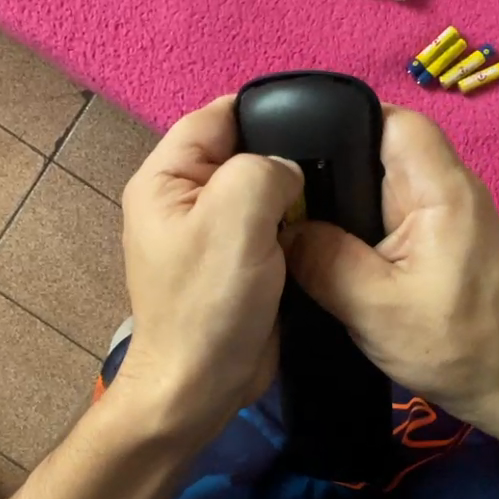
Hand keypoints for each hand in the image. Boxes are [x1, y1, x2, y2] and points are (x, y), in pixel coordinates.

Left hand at [114, 96, 303, 441]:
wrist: (202, 386)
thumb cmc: (210, 301)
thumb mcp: (235, 216)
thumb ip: (265, 169)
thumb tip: (288, 172)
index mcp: (165, 178)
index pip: (216, 117)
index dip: (264, 112)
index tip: (318, 120)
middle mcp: (182, 198)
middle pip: (241, 152)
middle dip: (284, 155)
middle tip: (334, 163)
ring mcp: (208, 232)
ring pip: (260, 191)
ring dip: (293, 195)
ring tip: (334, 193)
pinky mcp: (233, 262)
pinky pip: (268, 226)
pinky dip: (293, 225)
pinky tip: (322, 226)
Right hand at [282, 106, 498, 432]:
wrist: (497, 380)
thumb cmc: (446, 344)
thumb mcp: (371, 308)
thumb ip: (322, 260)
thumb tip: (279, 227)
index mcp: (441, 191)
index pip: (396, 121)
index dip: (345, 120)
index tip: (297, 143)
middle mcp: (449, 185)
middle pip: (386, 140)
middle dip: (335, 153)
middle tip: (284, 182)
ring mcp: (446, 204)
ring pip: (386, 168)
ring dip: (345, 183)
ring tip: (300, 206)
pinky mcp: (438, 225)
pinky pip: (391, 194)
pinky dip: (359, 205)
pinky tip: (330, 230)